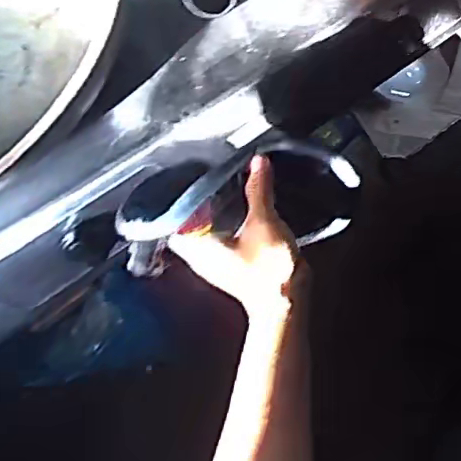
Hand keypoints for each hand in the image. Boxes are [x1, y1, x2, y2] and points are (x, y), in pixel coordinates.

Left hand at [170, 155, 304, 319]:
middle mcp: (201, 254)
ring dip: (219, 208)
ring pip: (209, 229)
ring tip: (231, 183)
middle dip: (203, 198)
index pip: (175, 218)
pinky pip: (226, 235)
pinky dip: (233, 219)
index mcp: (198, 246)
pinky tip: (247, 207)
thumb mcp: (264, 221)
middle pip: (192, 222)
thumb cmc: (266, 266)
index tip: (191, 173)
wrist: (286, 299)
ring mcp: (217, 260)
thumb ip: (259, 190)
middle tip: (214, 172)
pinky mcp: (235, 261)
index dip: (180, 195)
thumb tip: (257, 161)